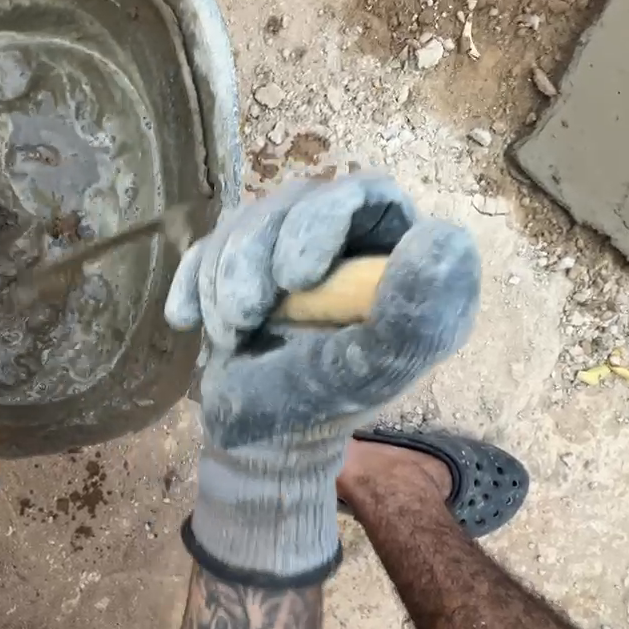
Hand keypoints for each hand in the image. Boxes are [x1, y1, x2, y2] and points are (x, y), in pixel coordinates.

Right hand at [164, 175, 479, 585]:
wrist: (255, 433)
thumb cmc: (320, 405)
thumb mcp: (370, 368)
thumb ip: (414, 311)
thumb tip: (443, 233)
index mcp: (390, 256)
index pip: (363, 194)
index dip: (320, 220)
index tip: (293, 278)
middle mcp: (338, 242)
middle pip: (290, 202)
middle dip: (251, 258)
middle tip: (242, 316)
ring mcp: (279, 250)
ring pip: (241, 223)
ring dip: (220, 279)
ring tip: (227, 337)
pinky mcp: (232, 265)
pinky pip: (203, 248)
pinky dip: (188, 283)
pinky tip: (185, 320)